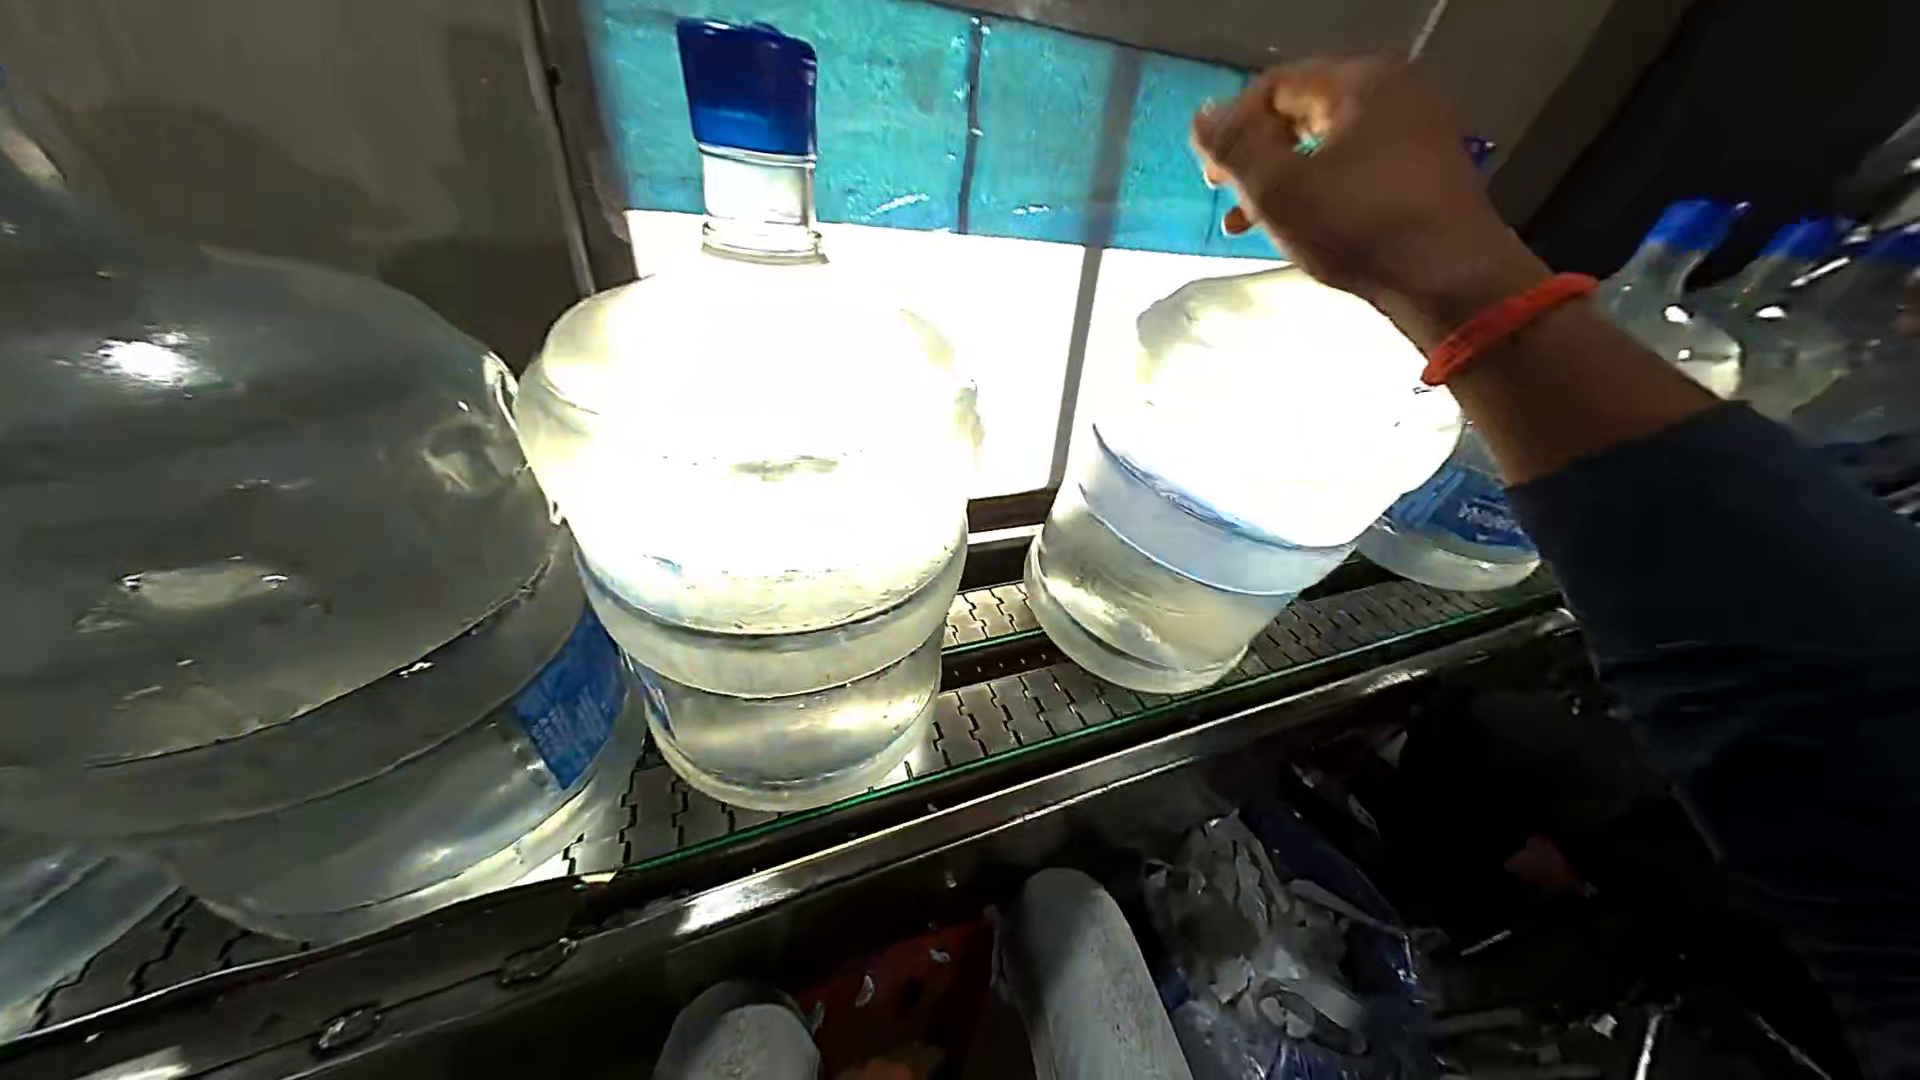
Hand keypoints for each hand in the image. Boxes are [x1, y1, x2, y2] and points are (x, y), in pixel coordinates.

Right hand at [1191, 57, 1549, 347]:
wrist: (1442, 274)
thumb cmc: (1357, 226)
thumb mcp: (1278, 189)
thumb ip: (1235, 149)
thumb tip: (1202, 118)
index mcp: (1361, 84)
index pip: (1276, 87)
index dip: (1233, 127)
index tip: (1210, 174)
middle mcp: (1393, 95)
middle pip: (1301, 113)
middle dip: (1254, 157)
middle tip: (1225, 194)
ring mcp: (1411, 133)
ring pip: (1322, 147)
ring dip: (1277, 181)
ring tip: (1247, 222)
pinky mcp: (1416, 174)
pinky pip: (1348, 169)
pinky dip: (1312, 193)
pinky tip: (1295, 226)